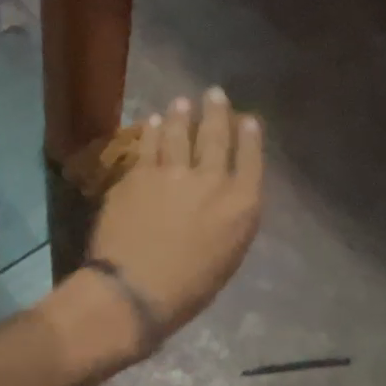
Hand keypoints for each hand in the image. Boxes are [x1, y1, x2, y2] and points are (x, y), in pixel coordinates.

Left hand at [88, 87, 263, 343]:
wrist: (133, 290)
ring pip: (180, 133)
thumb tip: (223, 203)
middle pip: (216, 137)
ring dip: (182, 115)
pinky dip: (154, 131)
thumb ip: (229, 224)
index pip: (252, 160)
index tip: (248, 120)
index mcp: (242, 207)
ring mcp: (172, 173)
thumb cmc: (185, 292)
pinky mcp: (138, 174)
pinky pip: (149, 145)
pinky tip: (154, 123)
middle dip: (217, 112)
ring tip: (182, 102)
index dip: (250, 137)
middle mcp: (211, 181)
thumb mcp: (225, 260)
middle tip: (214, 94)